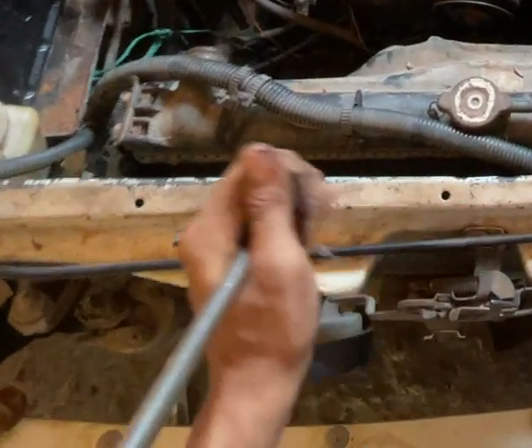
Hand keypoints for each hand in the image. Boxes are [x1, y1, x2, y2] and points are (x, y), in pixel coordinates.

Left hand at [179, 144, 325, 447]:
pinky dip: (290, 223)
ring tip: (319, 230)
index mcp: (209, 229)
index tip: (315, 196)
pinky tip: (309, 239)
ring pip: (265, 197)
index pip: (249, 166)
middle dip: (295, 189)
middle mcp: (208, 230)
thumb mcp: (279, 261)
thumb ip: (269, 205)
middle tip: (323, 215)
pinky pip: (264, 219)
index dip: (287, 172)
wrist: (261, 381)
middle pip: (256, 179)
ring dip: (297, 206)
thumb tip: (261, 150)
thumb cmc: (273, 327)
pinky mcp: (235, 256)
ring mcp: (220, 244)